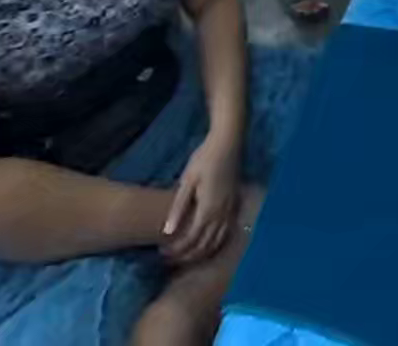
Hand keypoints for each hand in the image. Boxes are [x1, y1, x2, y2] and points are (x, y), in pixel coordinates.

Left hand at [161, 133, 240, 265]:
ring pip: (217, 240)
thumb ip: (178, 207)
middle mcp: (221, 214)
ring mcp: (231, 208)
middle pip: (204, 245)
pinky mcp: (235, 201)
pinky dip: (216, 241)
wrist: (228, 141)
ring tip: (186, 253)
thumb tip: (166, 232)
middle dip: (186, 255)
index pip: (191, 240)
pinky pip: (226, 230)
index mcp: (208, 209)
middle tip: (169, 257)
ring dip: (201, 251)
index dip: (176, 250)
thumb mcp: (188, 180)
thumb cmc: (205, 158)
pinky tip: (207, 240)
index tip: (161, 252)